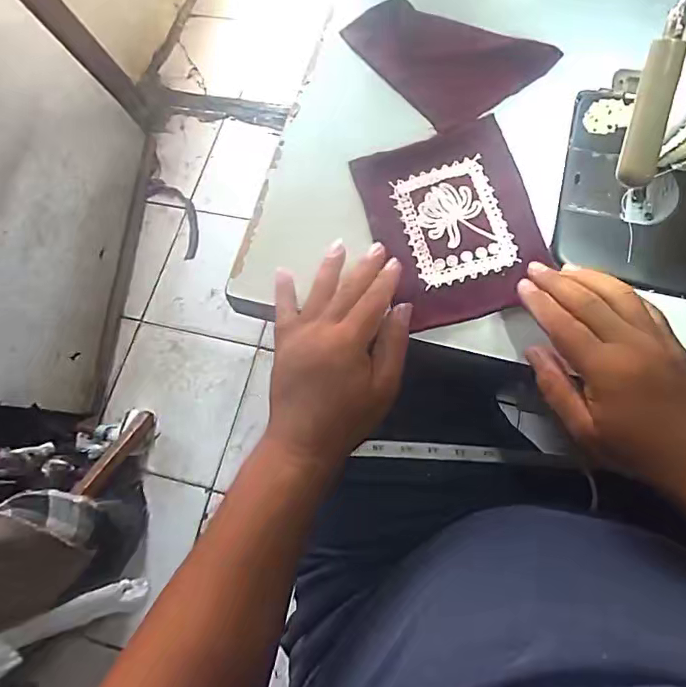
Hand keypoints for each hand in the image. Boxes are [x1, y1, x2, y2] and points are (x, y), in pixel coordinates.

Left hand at [264, 240, 410, 472]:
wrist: (302, 441)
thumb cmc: (349, 418)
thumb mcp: (384, 387)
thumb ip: (392, 345)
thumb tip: (401, 308)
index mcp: (350, 341)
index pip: (373, 301)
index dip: (386, 281)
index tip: (396, 262)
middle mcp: (322, 329)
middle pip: (347, 291)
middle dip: (364, 267)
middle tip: (377, 246)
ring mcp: (300, 333)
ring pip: (317, 292)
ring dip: (329, 267)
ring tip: (338, 245)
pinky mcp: (283, 342)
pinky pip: (283, 310)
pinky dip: (284, 291)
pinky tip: (283, 271)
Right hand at [516, 262, 685, 494]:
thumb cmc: (637, 450)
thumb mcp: (585, 431)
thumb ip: (555, 388)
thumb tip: (534, 351)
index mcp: (605, 367)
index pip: (564, 324)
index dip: (540, 302)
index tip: (522, 286)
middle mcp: (630, 342)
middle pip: (587, 300)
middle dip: (557, 281)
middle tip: (535, 268)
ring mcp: (654, 336)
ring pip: (617, 292)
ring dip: (588, 276)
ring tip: (565, 268)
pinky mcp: (670, 338)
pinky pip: (642, 302)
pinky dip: (619, 288)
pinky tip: (606, 284)